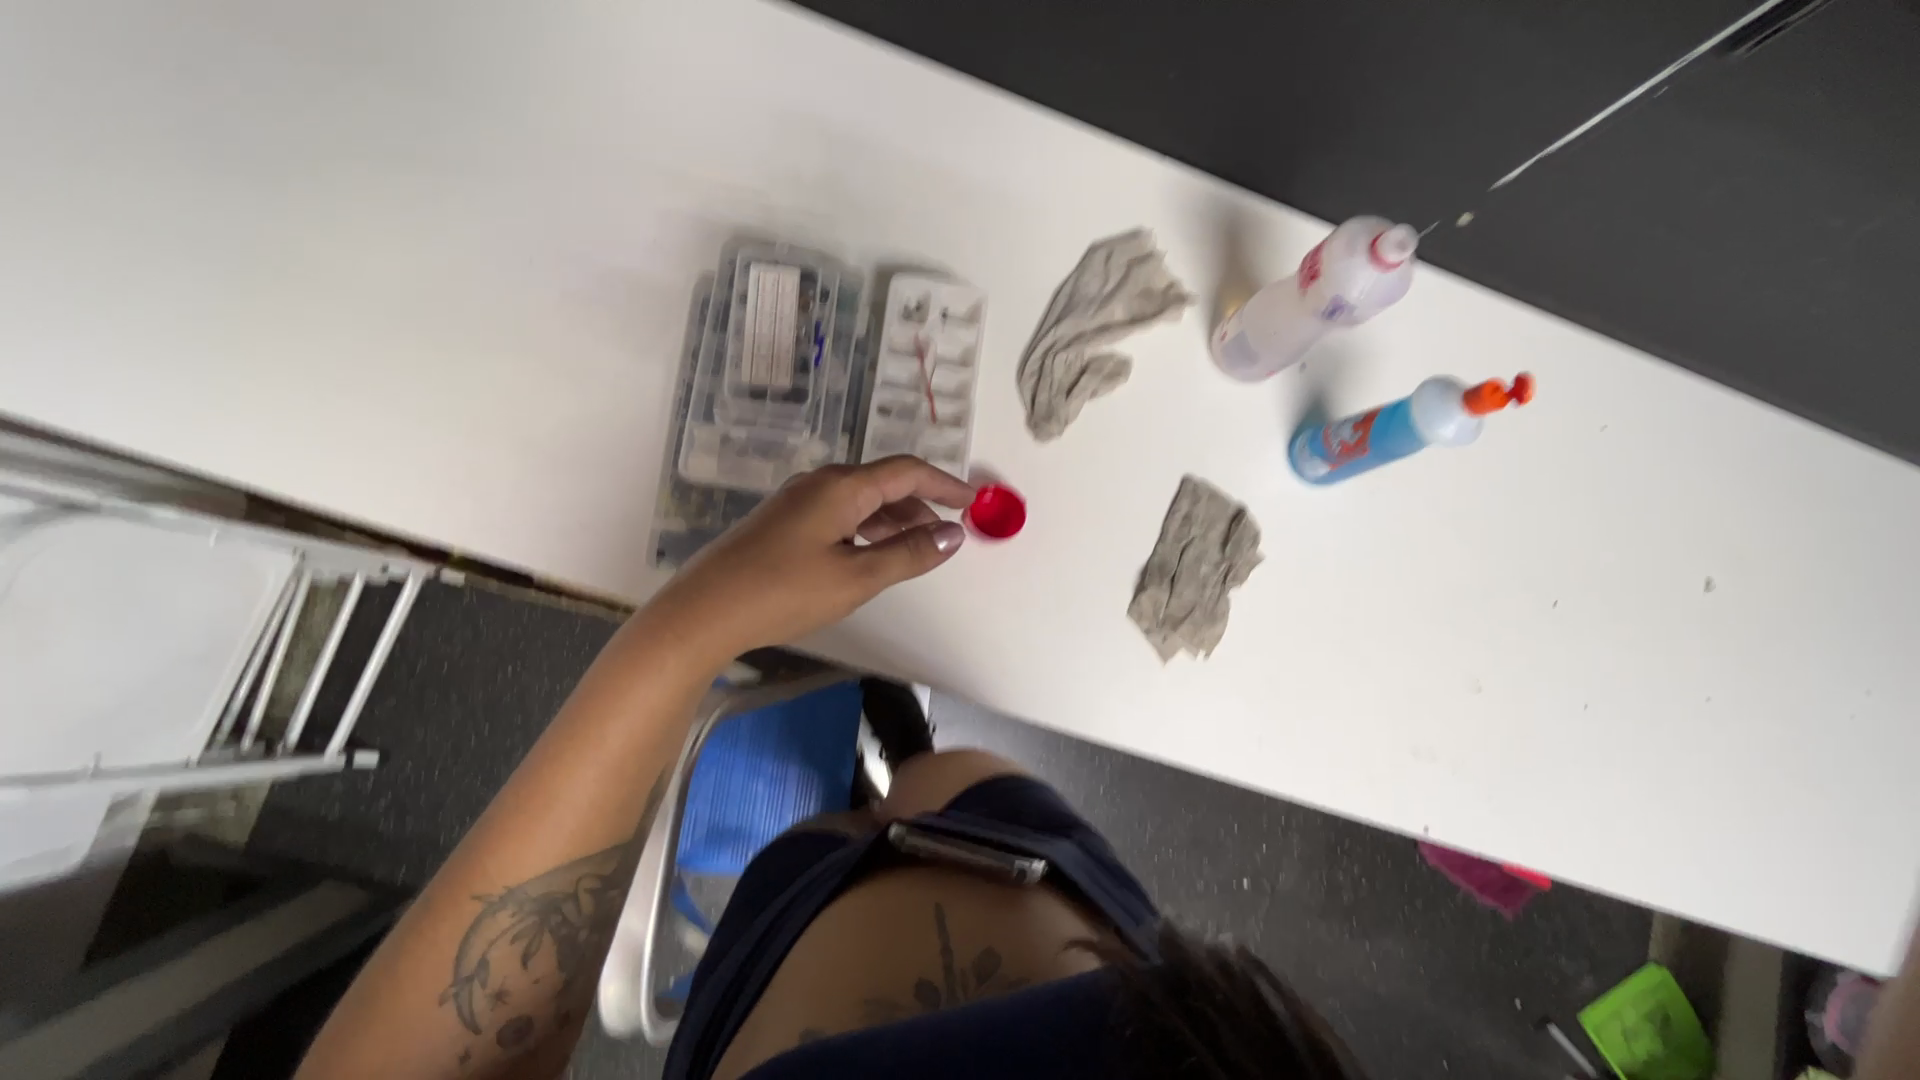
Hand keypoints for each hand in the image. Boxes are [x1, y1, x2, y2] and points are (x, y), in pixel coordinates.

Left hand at [646, 456, 974, 658]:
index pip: (907, 471)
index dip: (945, 483)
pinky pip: (839, 512)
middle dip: (921, 503)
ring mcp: (797, 501)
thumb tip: (953, 534)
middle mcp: (820, 483)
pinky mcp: (782, 521)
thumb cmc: (785, 592)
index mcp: (842, 487)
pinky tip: (871, 553)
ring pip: (860, 499)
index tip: (973, 500)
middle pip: (883, 482)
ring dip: (894, 518)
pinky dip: (867, 527)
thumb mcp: (857, 578)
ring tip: (918, 546)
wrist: (705, 611)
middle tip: (948, 531)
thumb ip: (909, 554)